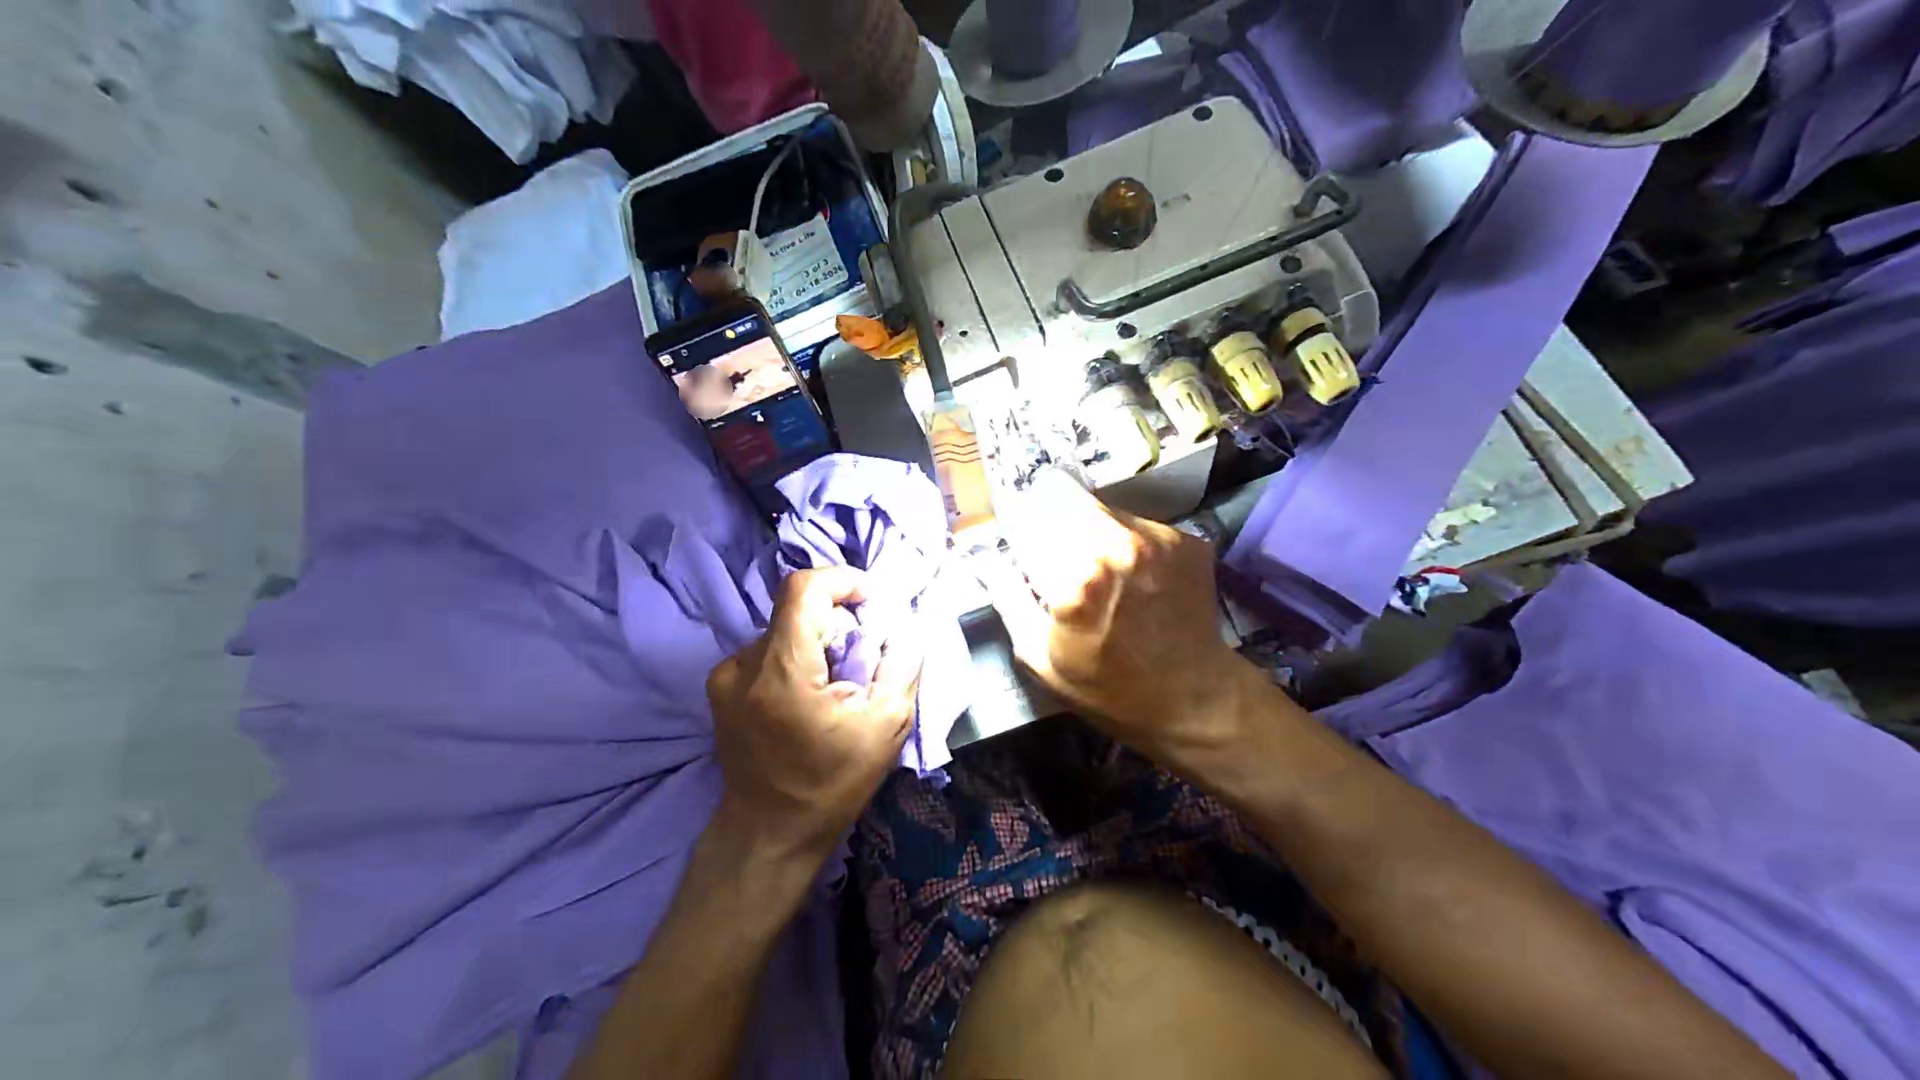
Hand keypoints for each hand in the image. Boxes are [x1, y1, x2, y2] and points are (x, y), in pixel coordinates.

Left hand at [705, 567, 922, 858]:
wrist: (769, 832)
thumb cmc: (831, 784)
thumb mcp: (886, 726)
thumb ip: (901, 664)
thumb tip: (904, 624)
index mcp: (781, 673)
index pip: (804, 589)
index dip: (842, 580)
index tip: (871, 600)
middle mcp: (743, 664)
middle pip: (798, 610)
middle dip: (837, 621)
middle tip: (863, 658)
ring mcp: (725, 676)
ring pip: (783, 629)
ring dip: (817, 641)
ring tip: (836, 684)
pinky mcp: (720, 688)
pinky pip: (767, 649)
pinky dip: (796, 657)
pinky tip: (809, 696)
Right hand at [983, 471, 1266, 766]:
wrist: (1192, 699)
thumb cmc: (1106, 688)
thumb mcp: (1038, 656)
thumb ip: (1007, 596)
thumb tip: (982, 555)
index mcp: (1076, 581)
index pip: (1028, 523)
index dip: (1016, 527)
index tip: (1015, 535)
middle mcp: (1118, 547)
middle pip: (1065, 502)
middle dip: (1050, 520)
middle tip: (1053, 549)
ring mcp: (1158, 540)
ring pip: (1103, 508)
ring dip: (1088, 527)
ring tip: (1093, 564)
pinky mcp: (1186, 539)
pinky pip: (1137, 523)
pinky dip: (1124, 540)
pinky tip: (1129, 573)